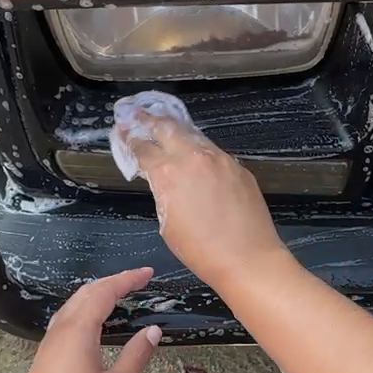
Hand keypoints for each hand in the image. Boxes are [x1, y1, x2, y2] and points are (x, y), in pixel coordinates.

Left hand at [0, 268, 161, 372]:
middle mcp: (59, 332)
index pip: (104, 293)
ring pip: (72, 308)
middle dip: (111, 283)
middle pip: (85, 294)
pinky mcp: (44, 361)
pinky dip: (84, 312)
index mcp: (78, 332)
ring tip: (118, 297)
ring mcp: (47, 346)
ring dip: (95, 296)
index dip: (127, 279)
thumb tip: (153, 331)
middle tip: (137, 281)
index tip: (149, 273)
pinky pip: (65, 323)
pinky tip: (93, 326)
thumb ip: (136, 356)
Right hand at [127, 114, 291, 293]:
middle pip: (167, 128)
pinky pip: (215, 153)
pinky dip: (201, 151)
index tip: (124, 132)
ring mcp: (220, 160)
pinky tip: (198, 156)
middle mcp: (193, 158)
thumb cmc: (202, 251)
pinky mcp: (238, 168)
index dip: (130, 140)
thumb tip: (163, 181)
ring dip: (177, 131)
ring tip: (166, 127)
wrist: (247, 258)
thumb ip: (162, 193)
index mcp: (168, 173)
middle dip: (150, 119)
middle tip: (138, 113)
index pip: (143, 148)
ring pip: (194, 136)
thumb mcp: (168, 224)